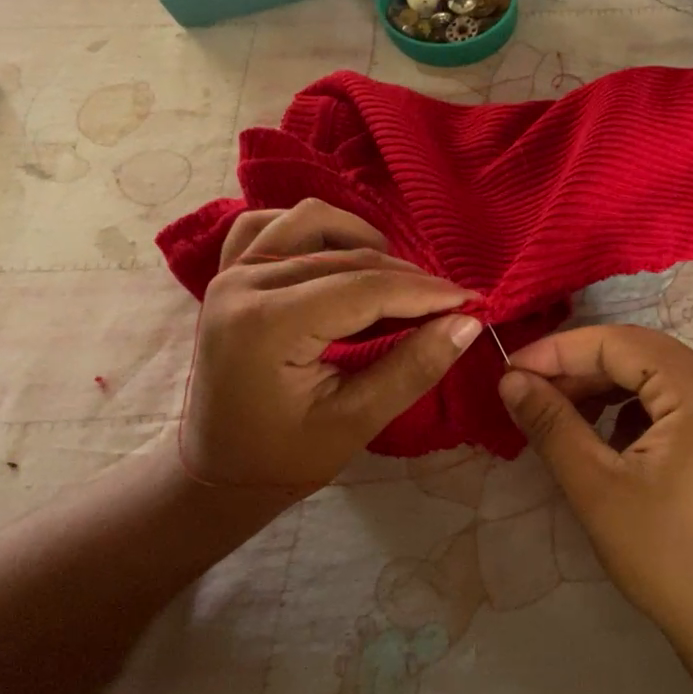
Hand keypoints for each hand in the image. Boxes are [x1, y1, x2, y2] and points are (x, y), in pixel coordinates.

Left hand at [180, 199, 481, 492]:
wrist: (219, 472)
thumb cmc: (283, 457)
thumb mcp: (356, 422)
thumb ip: (413, 368)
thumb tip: (467, 323)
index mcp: (267, 325)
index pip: (365, 288)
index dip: (426, 292)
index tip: (474, 303)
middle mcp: (244, 285)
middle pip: (347, 256)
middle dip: (408, 277)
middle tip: (450, 306)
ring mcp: (230, 274)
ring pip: (311, 221)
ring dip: (361, 241)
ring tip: (394, 282)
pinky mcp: (228, 275)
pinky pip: (270, 226)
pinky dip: (312, 231)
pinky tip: (339, 256)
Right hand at [496, 325, 692, 643]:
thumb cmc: (664, 553)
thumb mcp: (597, 486)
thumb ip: (552, 423)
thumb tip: (510, 378)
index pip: (617, 342)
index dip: (557, 351)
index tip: (506, 370)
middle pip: (635, 353)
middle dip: (576, 371)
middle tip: (522, 395)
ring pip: (648, 375)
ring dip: (598, 390)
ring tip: (552, 417)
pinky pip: (665, 399)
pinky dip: (625, 409)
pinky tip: (596, 438)